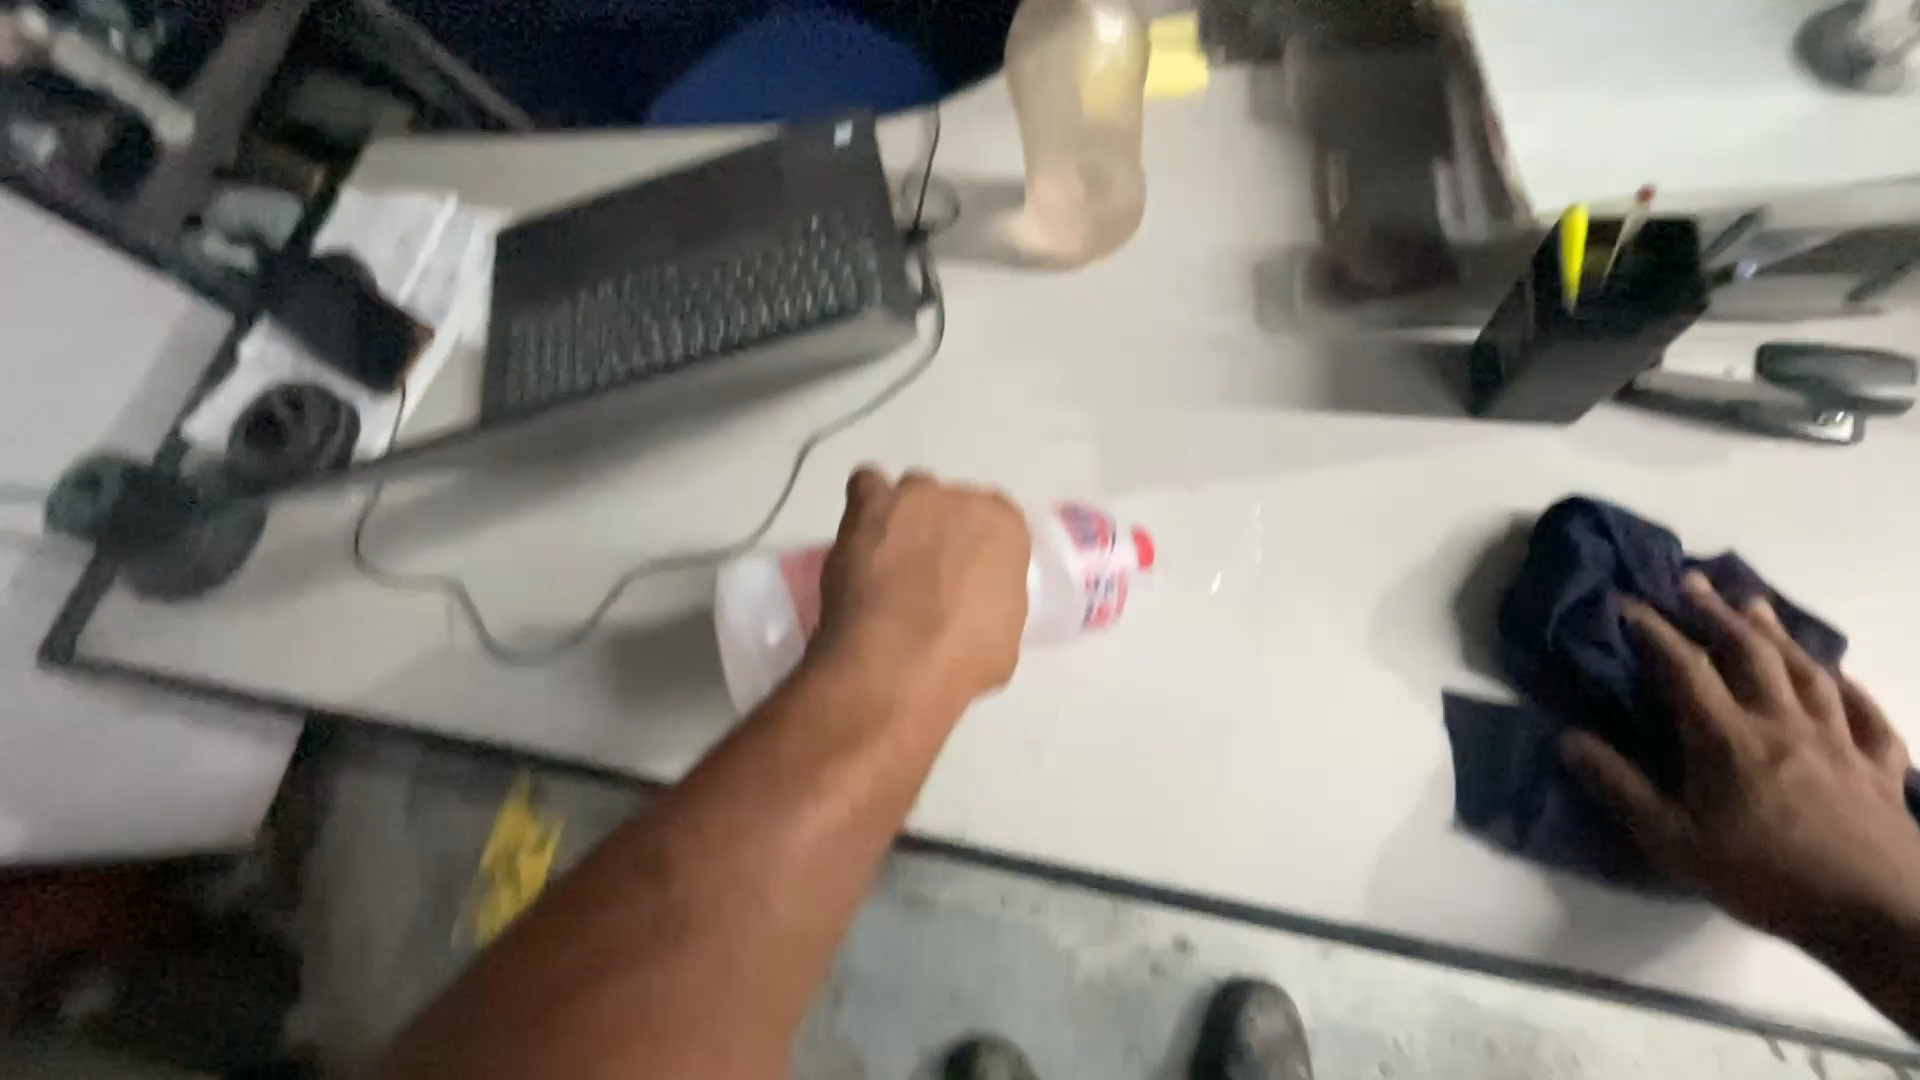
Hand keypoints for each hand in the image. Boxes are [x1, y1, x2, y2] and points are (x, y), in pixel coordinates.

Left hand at [811, 467, 1030, 710]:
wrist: (896, 663)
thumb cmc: (961, 660)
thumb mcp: (1003, 637)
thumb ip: (993, 601)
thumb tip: (974, 603)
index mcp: (1005, 529)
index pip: (995, 526)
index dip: (976, 553)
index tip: (964, 580)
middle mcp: (962, 500)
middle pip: (950, 507)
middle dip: (940, 534)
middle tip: (925, 577)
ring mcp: (913, 498)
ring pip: (909, 497)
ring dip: (902, 521)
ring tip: (886, 562)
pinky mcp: (867, 507)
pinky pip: (866, 486)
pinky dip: (865, 507)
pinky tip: (861, 538)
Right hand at [1562, 572, 1919, 947]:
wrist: (1888, 923)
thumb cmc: (1766, 877)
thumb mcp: (1671, 839)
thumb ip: (1618, 785)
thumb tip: (1566, 737)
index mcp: (1728, 738)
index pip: (1685, 668)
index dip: (1654, 630)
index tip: (1625, 601)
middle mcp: (1784, 725)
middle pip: (1751, 654)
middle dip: (1715, 613)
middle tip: (1690, 581)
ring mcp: (1839, 743)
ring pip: (1808, 671)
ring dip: (1775, 632)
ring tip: (1753, 602)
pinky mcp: (1881, 769)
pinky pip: (1866, 713)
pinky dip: (1847, 684)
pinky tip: (1836, 673)